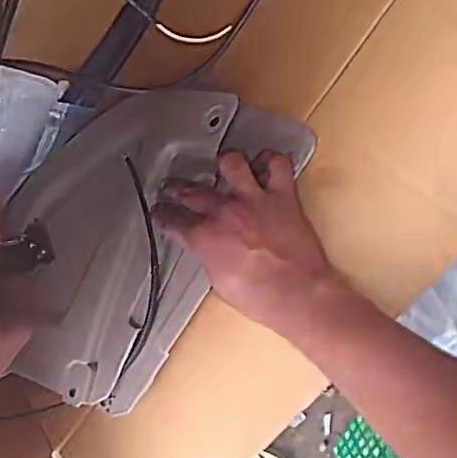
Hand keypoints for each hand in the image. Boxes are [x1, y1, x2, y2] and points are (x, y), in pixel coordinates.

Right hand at [154, 150, 347, 334]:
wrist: (296, 294)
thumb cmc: (258, 296)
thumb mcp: (219, 282)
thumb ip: (209, 257)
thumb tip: (209, 250)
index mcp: (204, 237)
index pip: (173, 220)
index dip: (163, 216)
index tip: (160, 213)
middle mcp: (225, 212)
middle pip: (192, 191)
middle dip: (176, 189)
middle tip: (172, 188)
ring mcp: (254, 200)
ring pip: (232, 163)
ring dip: (224, 163)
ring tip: (222, 166)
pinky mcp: (282, 196)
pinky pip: (277, 165)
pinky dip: (271, 161)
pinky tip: (265, 164)